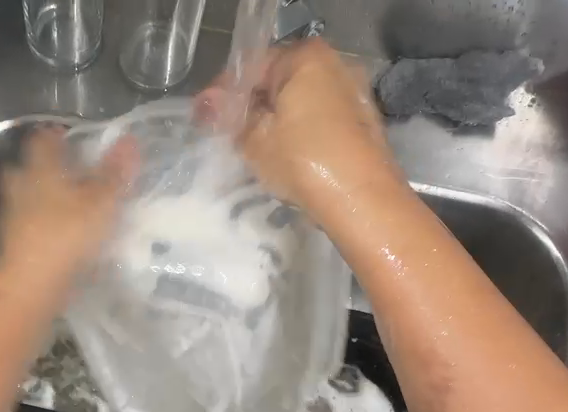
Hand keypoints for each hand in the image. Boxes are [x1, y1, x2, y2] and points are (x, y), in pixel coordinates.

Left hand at [0, 126, 136, 297]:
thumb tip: (130, 139)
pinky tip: (53, 242)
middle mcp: (20, 188)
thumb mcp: (101, 204)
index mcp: (40, 170)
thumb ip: (115, 174)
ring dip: (37, 202)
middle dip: (42, 171)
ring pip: (22, 201)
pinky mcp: (9, 248)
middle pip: (25, 169)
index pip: (43, 140)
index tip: (70, 141)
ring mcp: (10, 219)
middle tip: (63, 177)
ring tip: (60, 212)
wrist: (30, 286)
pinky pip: (23, 230)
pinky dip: (36, 231)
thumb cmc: (67, 237)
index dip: (56, 137)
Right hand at [198, 40, 402, 224]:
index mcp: (305, 57)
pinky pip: (320, 120)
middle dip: (252, 107)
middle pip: (280, 83)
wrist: (359, 197)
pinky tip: (285, 158)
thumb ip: (230, 117)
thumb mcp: (255, 140)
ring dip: (276, 123)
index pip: (253, 67)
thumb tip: (206, 104)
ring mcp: (353, 93)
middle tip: (227, 137)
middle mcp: (335, 64)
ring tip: (253, 152)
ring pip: (301, 103)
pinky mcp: (362, 123)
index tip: (204, 117)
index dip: (224, 93)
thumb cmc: (302, 160)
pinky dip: (299, 133)